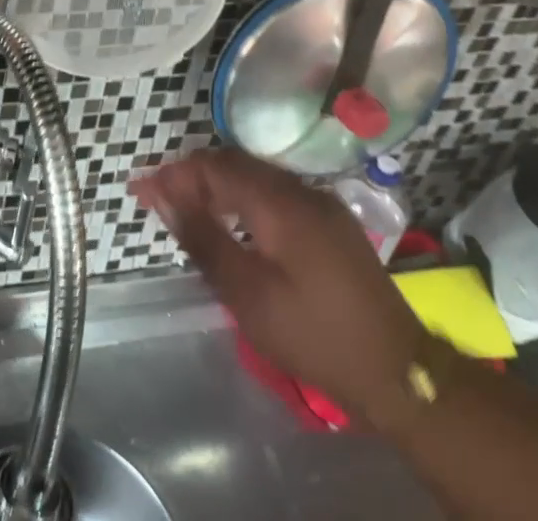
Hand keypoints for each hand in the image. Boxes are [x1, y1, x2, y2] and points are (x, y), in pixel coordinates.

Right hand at [131, 150, 426, 423]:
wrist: (397, 372)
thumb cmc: (314, 335)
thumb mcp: (247, 292)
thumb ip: (204, 238)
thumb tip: (165, 197)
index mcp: (284, 205)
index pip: (217, 167)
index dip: (174, 174)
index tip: (139, 191)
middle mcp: (305, 194)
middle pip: (237, 166)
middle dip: (191, 176)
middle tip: (154, 199)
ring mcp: (324, 209)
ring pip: (257, 180)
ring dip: (216, 188)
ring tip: (183, 210)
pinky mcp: (332, 228)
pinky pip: (276, 197)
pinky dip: (242, 201)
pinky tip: (229, 224)